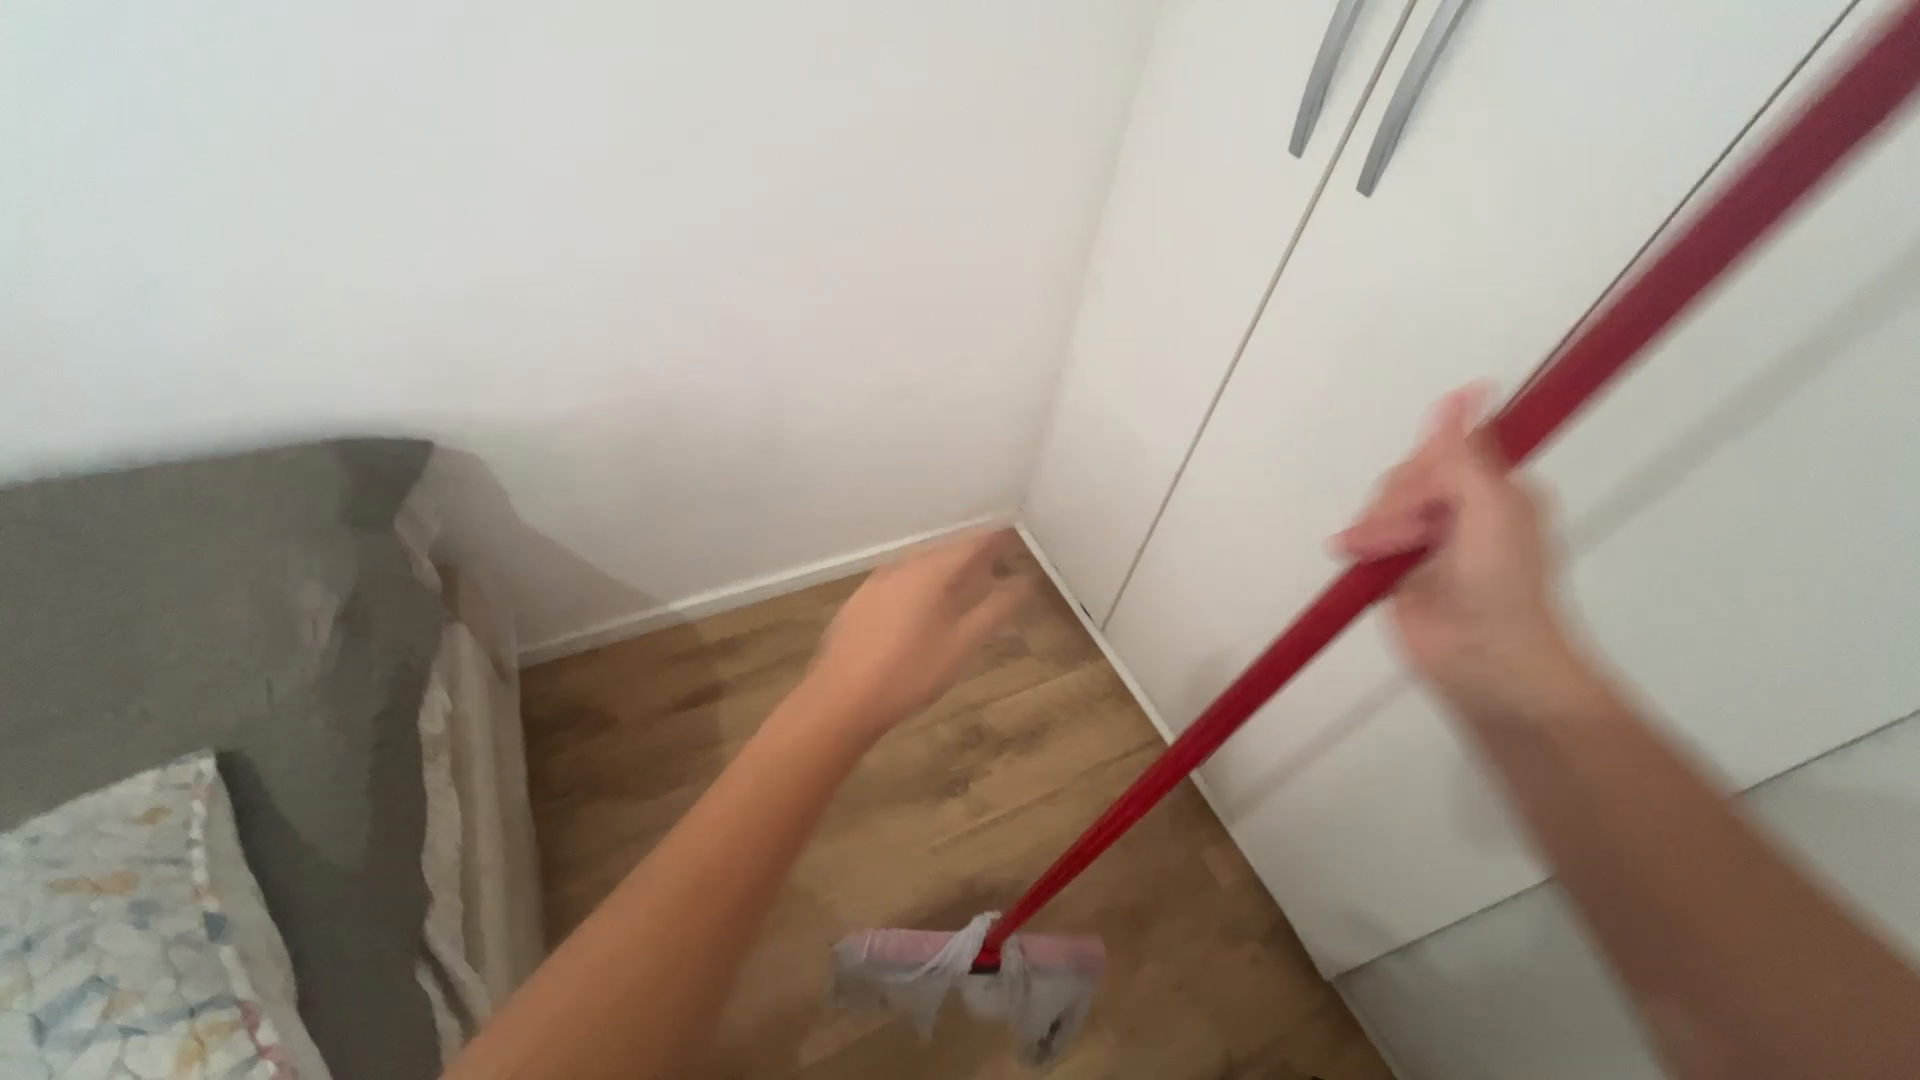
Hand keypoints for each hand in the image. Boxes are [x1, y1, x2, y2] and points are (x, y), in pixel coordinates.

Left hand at [803, 529, 1030, 741]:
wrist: (840, 700)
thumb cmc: (908, 673)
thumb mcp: (962, 645)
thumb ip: (995, 610)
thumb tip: (1024, 582)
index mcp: (928, 571)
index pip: (970, 542)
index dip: (995, 538)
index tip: (1015, 535)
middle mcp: (900, 567)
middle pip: (943, 550)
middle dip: (971, 553)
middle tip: (997, 559)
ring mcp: (874, 584)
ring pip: (919, 565)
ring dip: (945, 568)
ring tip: (967, 581)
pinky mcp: (858, 603)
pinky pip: (899, 580)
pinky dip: (921, 583)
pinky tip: (925, 604)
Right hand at [1335, 385, 1575, 711]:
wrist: (1482, 661)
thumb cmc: (1498, 584)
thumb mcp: (1490, 510)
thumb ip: (1466, 454)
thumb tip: (1467, 387)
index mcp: (1494, 489)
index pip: (1443, 452)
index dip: (1423, 470)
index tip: (1421, 504)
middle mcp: (1461, 508)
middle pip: (1406, 477)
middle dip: (1394, 505)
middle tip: (1403, 539)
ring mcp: (1426, 539)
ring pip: (1381, 505)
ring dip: (1374, 526)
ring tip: (1376, 554)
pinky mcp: (1396, 567)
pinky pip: (1368, 536)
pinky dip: (1357, 542)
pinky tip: (1349, 552)